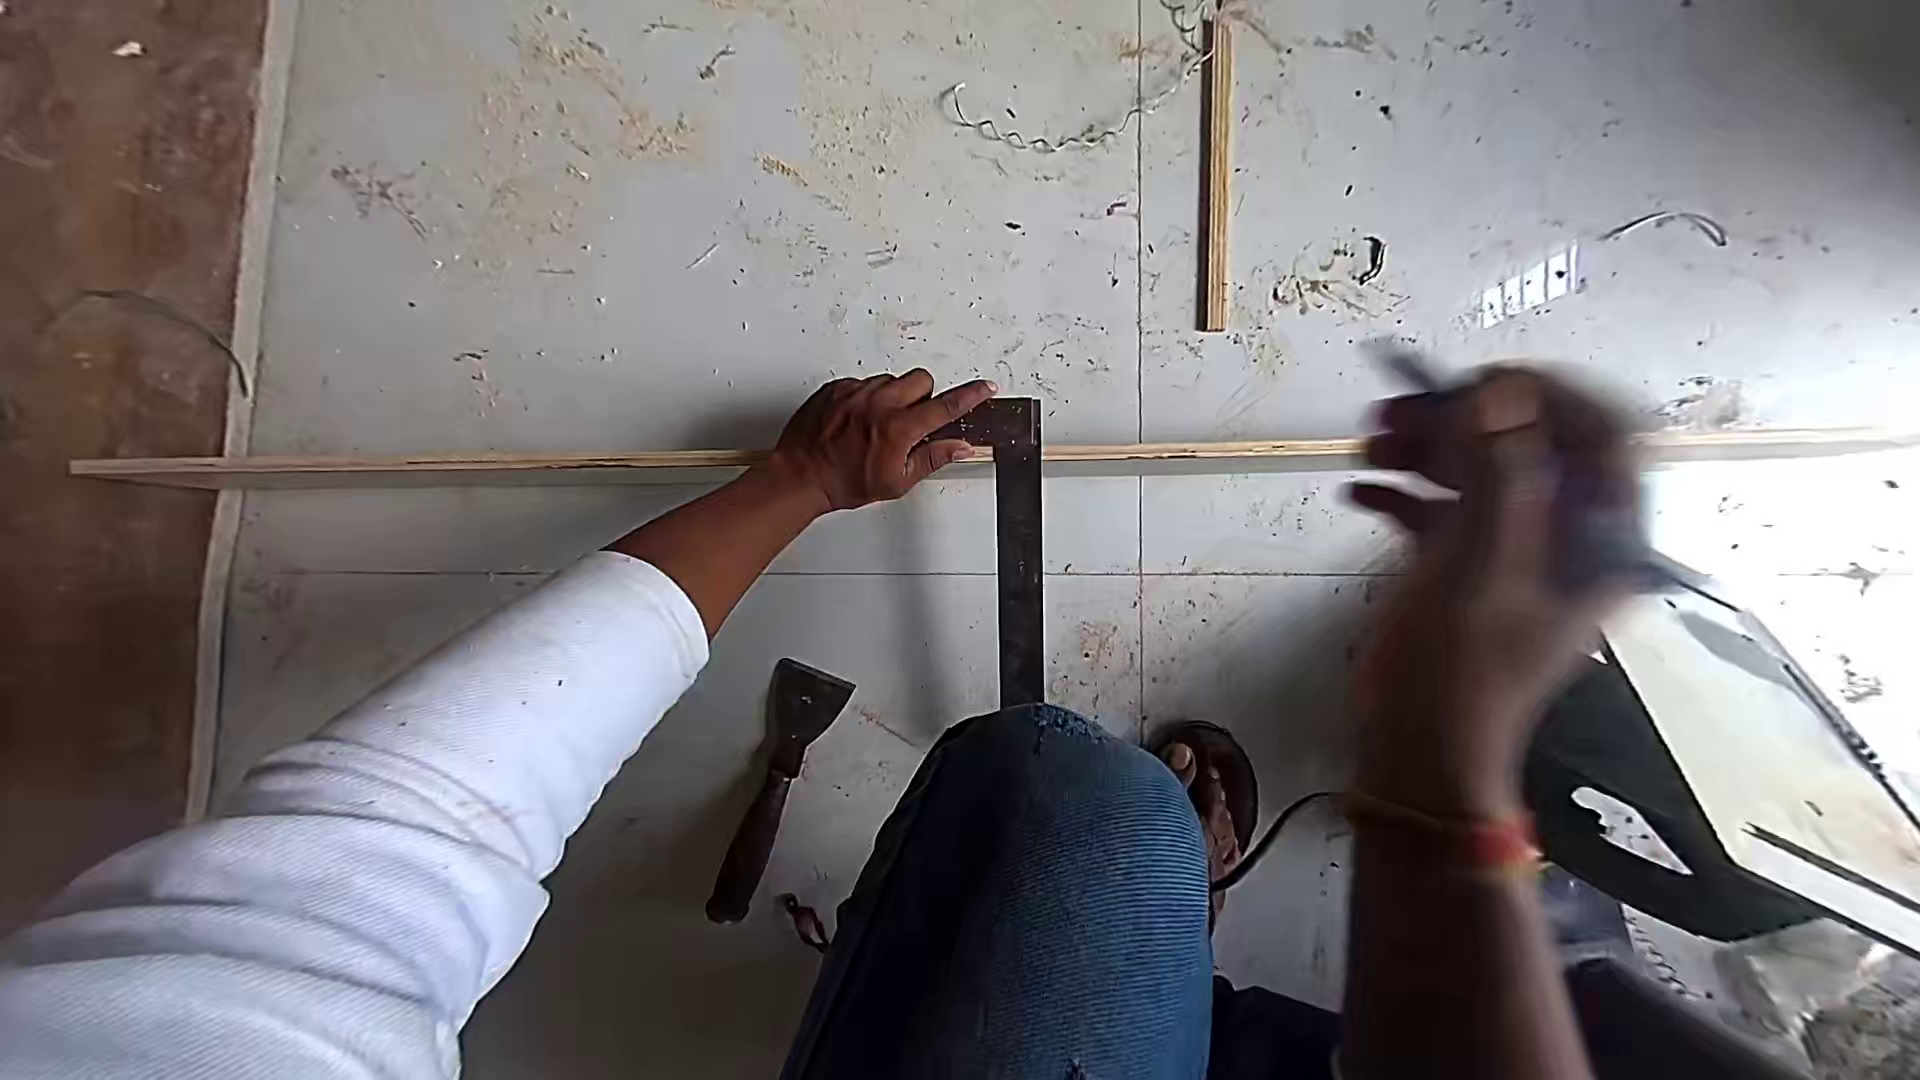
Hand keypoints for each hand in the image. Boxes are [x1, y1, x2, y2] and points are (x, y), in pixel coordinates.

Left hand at [757, 369, 996, 513]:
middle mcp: (878, 404)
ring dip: (894, 397)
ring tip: (878, 424)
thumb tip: (959, 447)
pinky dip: (867, 396)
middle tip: (910, 421)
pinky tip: (858, 420)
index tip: (985, 387)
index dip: (970, 396)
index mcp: (897, 429)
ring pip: (891, 379)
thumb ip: (932, 458)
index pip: (946, 406)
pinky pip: (863, 381)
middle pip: (921, 380)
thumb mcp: (897, 481)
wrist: (801, 476)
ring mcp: (855, 393)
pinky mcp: (836, 388)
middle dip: (923, 397)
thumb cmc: (844, 482)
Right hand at [1346, 367, 1638, 817]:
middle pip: (1522, 449)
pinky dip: (1399, 495)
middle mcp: (1562, 536)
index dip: (1538, 396)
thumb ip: (1497, 479)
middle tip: (1390, 414)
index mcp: (1597, 536)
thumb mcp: (1476, 569)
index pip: (1597, 433)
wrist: (1417, 739)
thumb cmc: (1453, 665)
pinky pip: (1438, 511)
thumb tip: (1496, 393)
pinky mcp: (1461, 567)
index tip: (1465, 383)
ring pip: (1474, 476)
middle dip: (1457, 424)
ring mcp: (1508, 551)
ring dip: (1420, 454)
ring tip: (1365, 448)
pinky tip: (1359, 494)